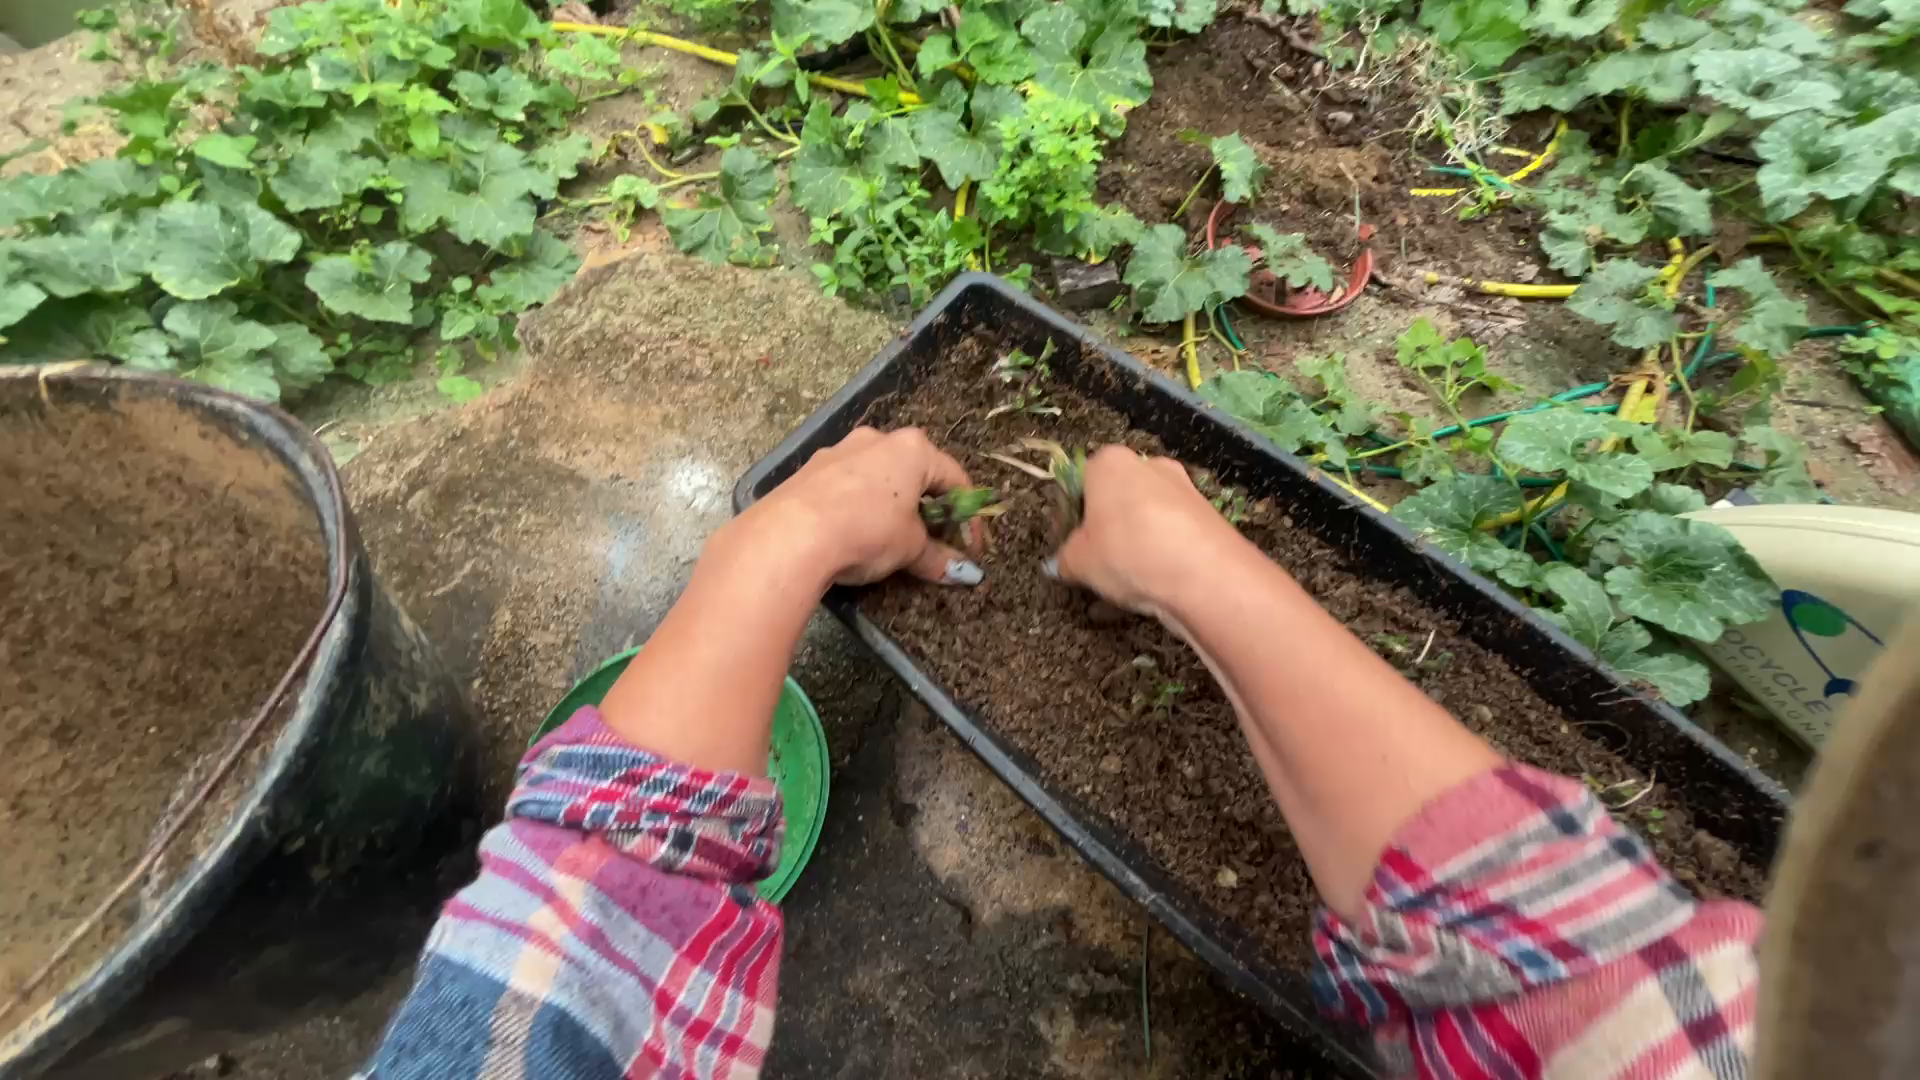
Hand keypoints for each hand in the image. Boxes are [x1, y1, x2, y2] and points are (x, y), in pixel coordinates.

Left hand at [739, 426, 983, 587]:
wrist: (791, 534)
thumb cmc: (867, 530)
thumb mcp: (910, 548)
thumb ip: (938, 557)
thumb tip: (965, 574)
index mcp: (912, 449)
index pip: (955, 479)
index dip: (968, 517)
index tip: (969, 548)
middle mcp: (877, 440)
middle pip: (915, 474)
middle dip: (928, 509)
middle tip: (933, 542)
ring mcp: (839, 451)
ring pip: (879, 478)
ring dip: (893, 507)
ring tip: (892, 541)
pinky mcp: (809, 470)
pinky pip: (848, 487)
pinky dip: (860, 507)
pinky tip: (855, 534)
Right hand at [1051, 445, 1237, 613]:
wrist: (1205, 575)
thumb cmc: (1126, 553)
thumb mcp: (1077, 562)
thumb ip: (1064, 559)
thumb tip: (1062, 564)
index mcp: (1110, 462)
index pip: (1081, 481)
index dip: (1072, 515)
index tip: (1071, 544)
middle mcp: (1149, 465)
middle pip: (1117, 498)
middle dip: (1107, 528)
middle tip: (1098, 563)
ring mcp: (1183, 488)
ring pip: (1147, 518)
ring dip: (1135, 544)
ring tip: (1127, 585)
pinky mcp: (1208, 515)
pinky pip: (1173, 534)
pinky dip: (1162, 555)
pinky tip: (1155, 587)